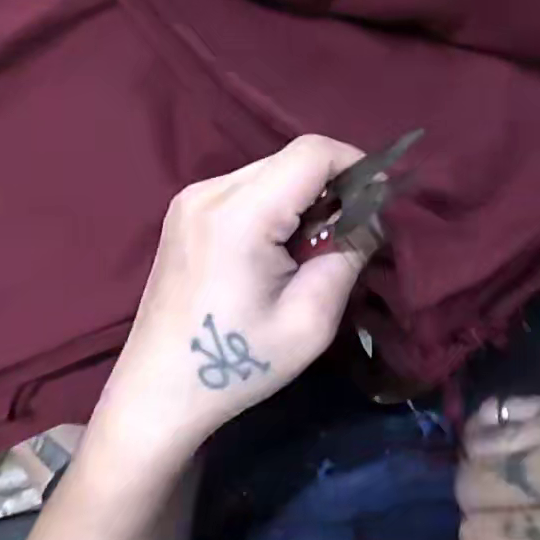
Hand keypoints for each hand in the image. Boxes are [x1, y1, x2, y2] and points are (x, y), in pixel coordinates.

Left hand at [91, 136, 374, 471]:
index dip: (356, 165)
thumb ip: (347, 254)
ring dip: (301, 196)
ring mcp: (190, 198)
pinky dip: (273, 204)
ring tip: (310, 248)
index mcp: (239, 214)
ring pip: (268, 170)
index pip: (311, 151)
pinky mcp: (183, 210)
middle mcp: (210, 191)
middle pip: (289, 158)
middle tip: (349, 235)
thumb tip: (371, 216)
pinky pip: (244, 187)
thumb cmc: (239, 364)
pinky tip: (275, 247)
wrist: (160, 388)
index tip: (379, 203)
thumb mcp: (310, 320)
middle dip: (331, 186)